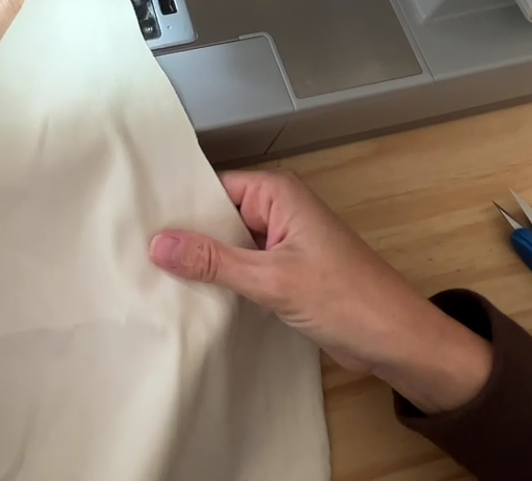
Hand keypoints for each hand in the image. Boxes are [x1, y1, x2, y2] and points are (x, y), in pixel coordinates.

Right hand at [149, 170, 492, 413]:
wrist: (398, 344)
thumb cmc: (345, 298)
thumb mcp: (273, 279)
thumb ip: (214, 261)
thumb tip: (156, 243)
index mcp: (276, 192)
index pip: (213, 187)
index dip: (178, 204)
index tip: (136, 219)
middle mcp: (275, 208)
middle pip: (217, 215)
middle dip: (185, 235)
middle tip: (133, 248)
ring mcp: (278, 241)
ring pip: (227, 244)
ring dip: (201, 260)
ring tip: (148, 271)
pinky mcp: (281, 271)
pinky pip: (240, 266)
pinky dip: (219, 279)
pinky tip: (186, 292)